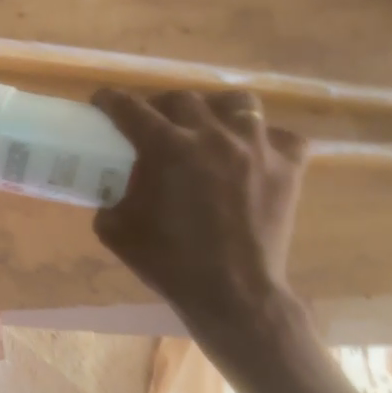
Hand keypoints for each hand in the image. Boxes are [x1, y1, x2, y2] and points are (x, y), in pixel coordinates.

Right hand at [90, 89, 317, 388]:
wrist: (232, 293)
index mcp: (166, 148)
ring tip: (209, 128)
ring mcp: (256, 149)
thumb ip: (110, 198)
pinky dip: (266, 140)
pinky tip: (252, 155)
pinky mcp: (288, 169)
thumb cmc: (169, 262)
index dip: (111, 100)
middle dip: (161, 105)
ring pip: (238, 104)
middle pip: (182, 99)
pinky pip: (282, 137)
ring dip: (217, 111)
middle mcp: (212, 137)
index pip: (130, 108)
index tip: (103, 102)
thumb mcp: (116, 230)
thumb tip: (111, 189)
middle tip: (153, 122)